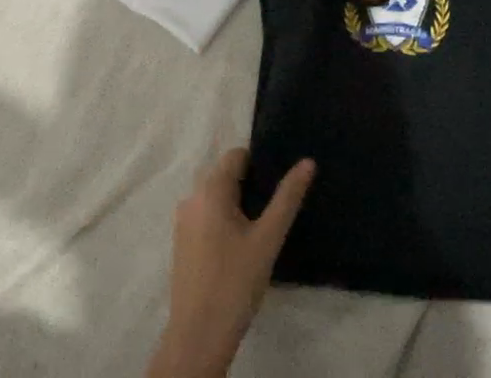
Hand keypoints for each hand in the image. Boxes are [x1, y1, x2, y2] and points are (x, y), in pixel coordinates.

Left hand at [145, 149, 315, 377]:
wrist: (199, 334)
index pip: (236, 156)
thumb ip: (288, 197)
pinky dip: (224, 219)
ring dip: (238, 203)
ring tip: (263, 225)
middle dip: (251, 184)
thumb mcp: (269, 237)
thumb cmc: (236, 280)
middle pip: (225, 175)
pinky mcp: (182, 243)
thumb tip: (307, 162)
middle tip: (276, 206)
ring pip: (215, 197)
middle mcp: (191, 199)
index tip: (279, 182)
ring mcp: (183, 222)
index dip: (260, 163)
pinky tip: (242, 244)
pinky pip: (206, 216)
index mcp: (210, 191)